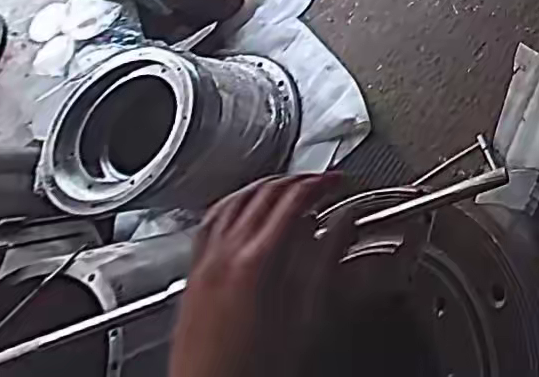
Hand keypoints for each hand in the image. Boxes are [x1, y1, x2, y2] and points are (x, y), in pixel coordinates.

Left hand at [170, 173, 354, 376]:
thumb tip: (344, 226)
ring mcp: (207, 261)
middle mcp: (229, 253)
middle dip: (300, 180)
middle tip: (322, 184)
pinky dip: (235, 201)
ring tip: (290, 187)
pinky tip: (245, 204)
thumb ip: (327, 262)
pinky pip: (213, 220)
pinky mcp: (194, 273)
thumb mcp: (305, 317)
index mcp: (259, 261)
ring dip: (269, 185)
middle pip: (268, 192)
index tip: (337, 182)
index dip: (321, 183)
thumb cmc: (255, 370)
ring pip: (239, 199)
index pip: (295, 197)